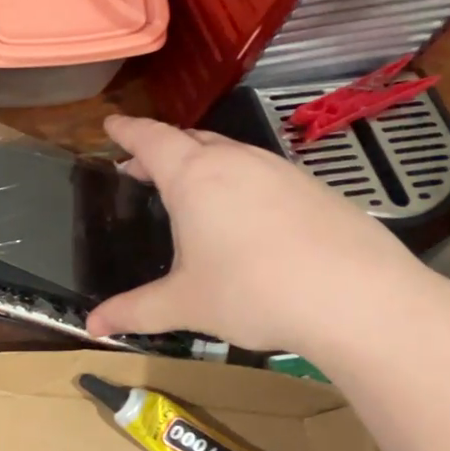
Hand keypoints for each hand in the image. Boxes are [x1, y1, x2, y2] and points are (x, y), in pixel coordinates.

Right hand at [87, 116, 432, 354]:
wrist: (357, 298)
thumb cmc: (253, 292)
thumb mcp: (183, 305)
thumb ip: (133, 311)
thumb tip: (92, 326)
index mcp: (194, 178)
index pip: (152, 139)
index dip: (128, 130)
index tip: (112, 124)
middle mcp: (237, 162)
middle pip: (191, 140)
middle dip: (161, 149)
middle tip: (140, 165)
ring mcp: (281, 172)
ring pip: (230, 154)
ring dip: (202, 164)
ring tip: (188, 191)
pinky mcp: (314, 189)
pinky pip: (262, 174)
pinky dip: (238, 182)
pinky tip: (241, 217)